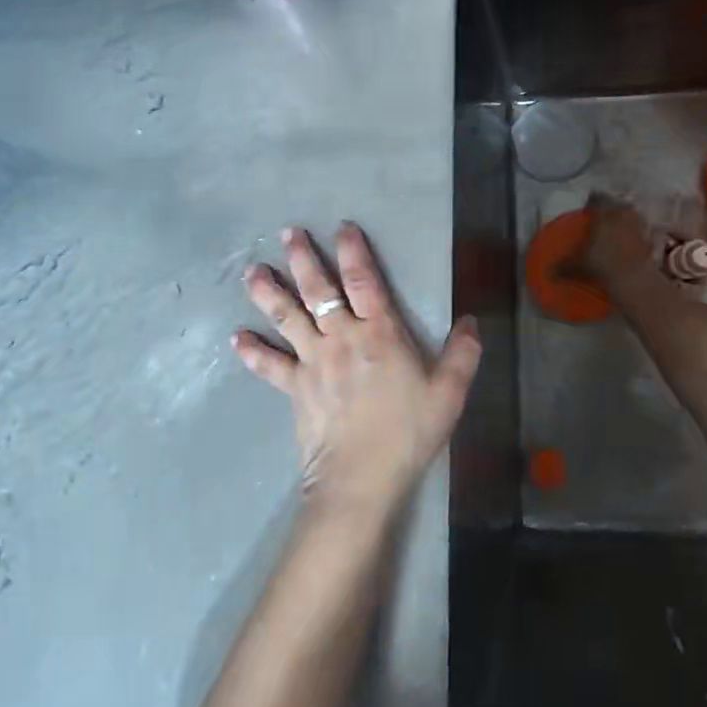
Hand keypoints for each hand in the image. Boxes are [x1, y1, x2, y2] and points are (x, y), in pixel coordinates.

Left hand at [234, 223, 480, 512]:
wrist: (360, 479)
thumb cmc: (407, 432)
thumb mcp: (449, 393)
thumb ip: (463, 353)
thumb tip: (471, 320)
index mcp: (379, 333)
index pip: (364, 280)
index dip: (353, 251)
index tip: (343, 227)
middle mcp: (341, 338)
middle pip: (317, 289)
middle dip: (302, 258)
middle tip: (287, 232)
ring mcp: (312, 362)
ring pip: (286, 317)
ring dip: (268, 292)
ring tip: (252, 271)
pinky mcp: (294, 388)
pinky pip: (269, 365)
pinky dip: (252, 351)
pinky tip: (235, 338)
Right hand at [570, 192, 654, 286]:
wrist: (632, 278)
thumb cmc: (601, 265)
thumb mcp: (578, 265)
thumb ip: (564, 265)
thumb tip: (549, 271)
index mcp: (602, 214)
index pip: (596, 199)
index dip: (592, 200)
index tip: (588, 206)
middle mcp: (620, 214)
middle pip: (616, 203)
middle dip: (610, 207)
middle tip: (603, 216)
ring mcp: (637, 225)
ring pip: (630, 214)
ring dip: (625, 218)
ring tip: (618, 227)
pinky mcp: (649, 237)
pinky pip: (641, 229)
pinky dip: (636, 232)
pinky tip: (631, 241)